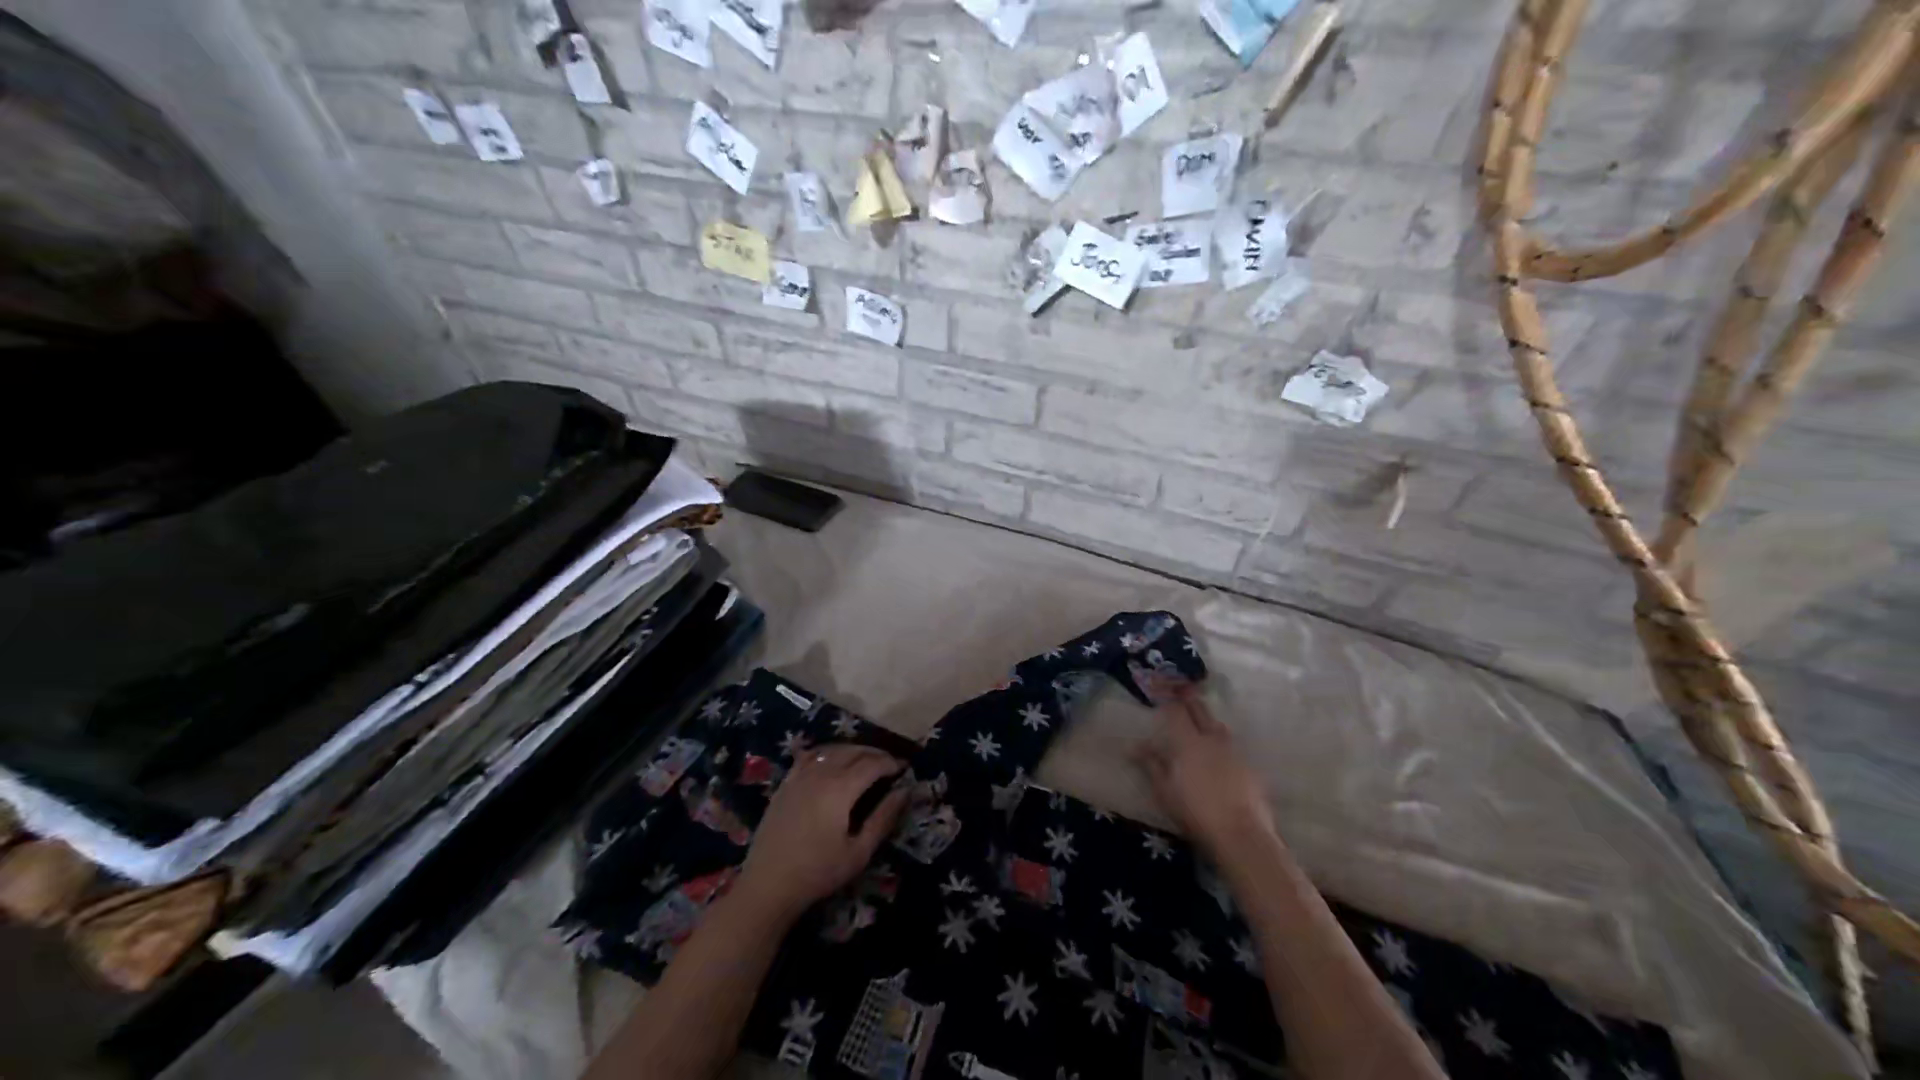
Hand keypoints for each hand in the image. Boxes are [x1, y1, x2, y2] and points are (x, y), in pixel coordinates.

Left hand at [735, 744, 907, 920]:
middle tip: (890, 764)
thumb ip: (884, 818)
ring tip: (866, 760)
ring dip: (852, 750)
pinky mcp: (785, 784)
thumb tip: (905, 791)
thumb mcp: (859, 852)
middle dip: (875, 753)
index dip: (891, 762)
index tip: (904, 769)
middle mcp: (820, 774)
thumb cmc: (818, 872)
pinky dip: (826, 753)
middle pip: (853, 751)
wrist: (768, 885)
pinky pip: (809, 756)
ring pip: (831, 749)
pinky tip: (832, 761)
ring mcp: (799, 776)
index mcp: (840, 789)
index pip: (872, 764)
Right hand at [1134, 692, 1277, 859]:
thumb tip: (1135, 746)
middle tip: (1183, 692)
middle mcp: (1213, 739)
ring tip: (1200, 724)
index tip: (1162, 690)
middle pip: (1201, 711)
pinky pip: (1231, 747)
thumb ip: (1151, 764)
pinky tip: (1218, 756)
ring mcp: (1234, 752)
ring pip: (1219, 727)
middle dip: (1190, 700)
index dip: (1170, 699)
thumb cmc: (1194, 812)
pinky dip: (1221, 744)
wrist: (1241, 834)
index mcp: (1189, 742)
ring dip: (1208, 721)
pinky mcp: (1249, 768)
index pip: (1177, 711)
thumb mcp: (1164, 790)